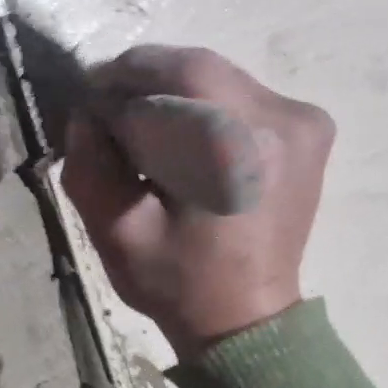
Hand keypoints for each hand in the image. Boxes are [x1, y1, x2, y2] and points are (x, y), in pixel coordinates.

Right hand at [62, 45, 335, 358]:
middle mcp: (284, 117)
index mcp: (237, 146)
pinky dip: (196, 109)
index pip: (174, 79)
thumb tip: (84, 118)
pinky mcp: (306, 130)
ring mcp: (304, 120)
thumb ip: (93, 171)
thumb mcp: (117, 233)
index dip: (120, 81)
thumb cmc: (175, 282)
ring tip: (126, 124)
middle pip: (202, 71)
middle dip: (143, 80)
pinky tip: (169, 140)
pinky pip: (239, 99)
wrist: (243, 316)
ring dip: (168, 94)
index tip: (82, 99)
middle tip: (98, 103)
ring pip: (220, 81)